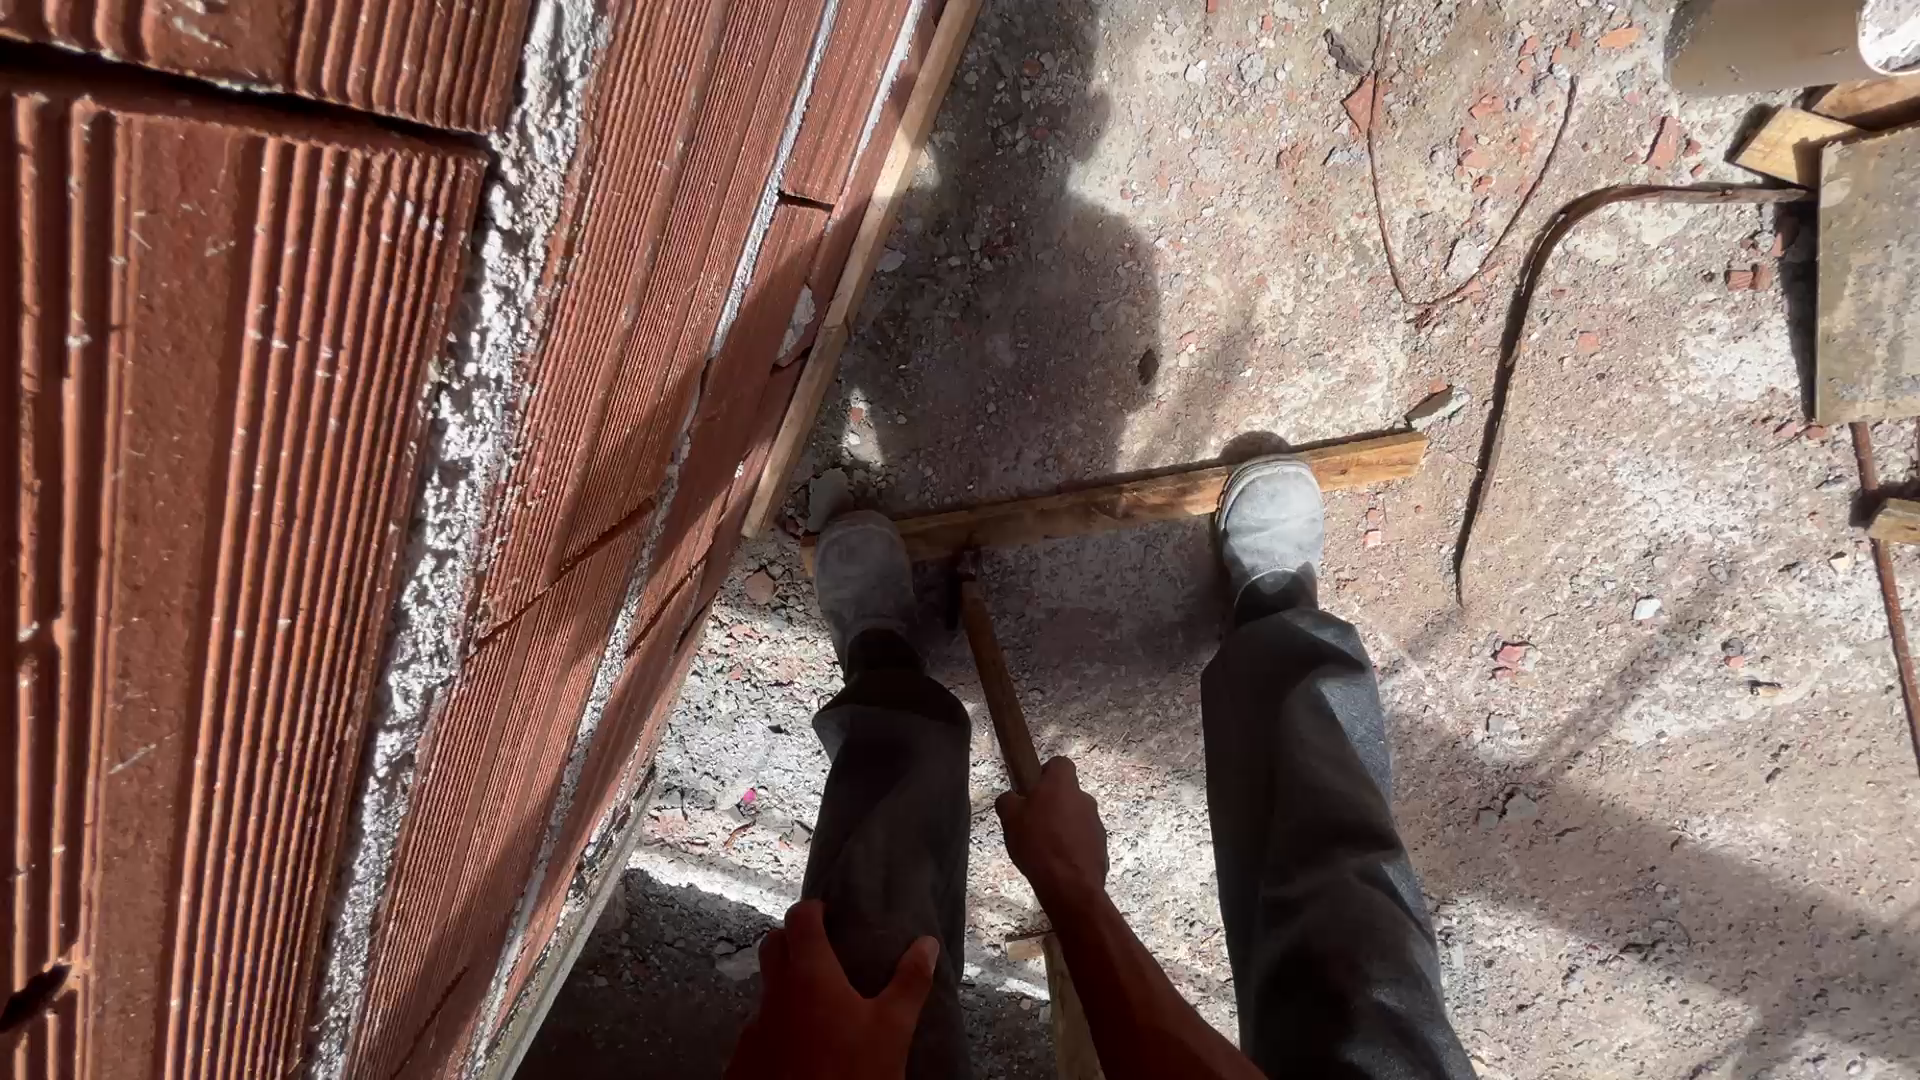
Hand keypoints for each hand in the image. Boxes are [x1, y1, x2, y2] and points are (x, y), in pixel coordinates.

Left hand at [724, 899, 938, 1079]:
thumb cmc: (851, 1074)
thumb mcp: (892, 1030)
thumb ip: (909, 981)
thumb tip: (927, 943)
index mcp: (809, 974)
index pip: (800, 918)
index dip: (814, 910)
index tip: (831, 915)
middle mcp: (774, 993)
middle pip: (772, 946)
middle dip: (793, 941)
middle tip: (823, 955)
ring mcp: (752, 1031)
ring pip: (765, 992)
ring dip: (785, 990)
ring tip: (816, 1011)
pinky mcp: (740, 1065)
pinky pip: (756, 1034)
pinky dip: (775, 1030)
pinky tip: (797, 1051)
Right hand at [996, 756, 1108, 912]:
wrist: (1069, 885)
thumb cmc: (1037, 843)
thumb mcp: (1009, 818)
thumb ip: (1008, 800)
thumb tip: (1011, 798)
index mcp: (1063, 784)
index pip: (1060, 763)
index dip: (1046, 773)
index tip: (1033, 789)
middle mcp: (1084, 798)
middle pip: (1067, 792)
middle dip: (1052, 803)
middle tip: (1033, 821)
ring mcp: (1096, 823)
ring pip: (1075, 816)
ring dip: (1062, 826)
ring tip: (1043, 847)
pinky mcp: (1101, 846)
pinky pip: (1083, 838)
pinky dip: (1072, 846)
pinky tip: (1057, 862)